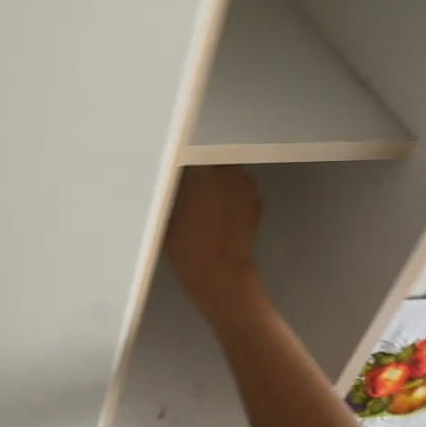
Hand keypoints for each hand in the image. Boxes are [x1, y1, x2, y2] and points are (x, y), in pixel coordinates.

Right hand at [164, 166, 264, 315]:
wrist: (220, 273)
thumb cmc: (186, 245)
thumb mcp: (167, 213)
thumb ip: (173, 188)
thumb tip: (176, 177)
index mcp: (201, 170)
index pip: (191, 153)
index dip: (183, 160)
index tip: (176, 169)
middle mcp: (227, 170)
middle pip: (213, 160)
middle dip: (203, 169)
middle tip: (191, 187)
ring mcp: (247, 184)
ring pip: (229, 172)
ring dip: (220, 180)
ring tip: (208, 200)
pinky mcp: (258, 200)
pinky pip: (242, 187)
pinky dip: (233, 193)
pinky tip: (222, 211)